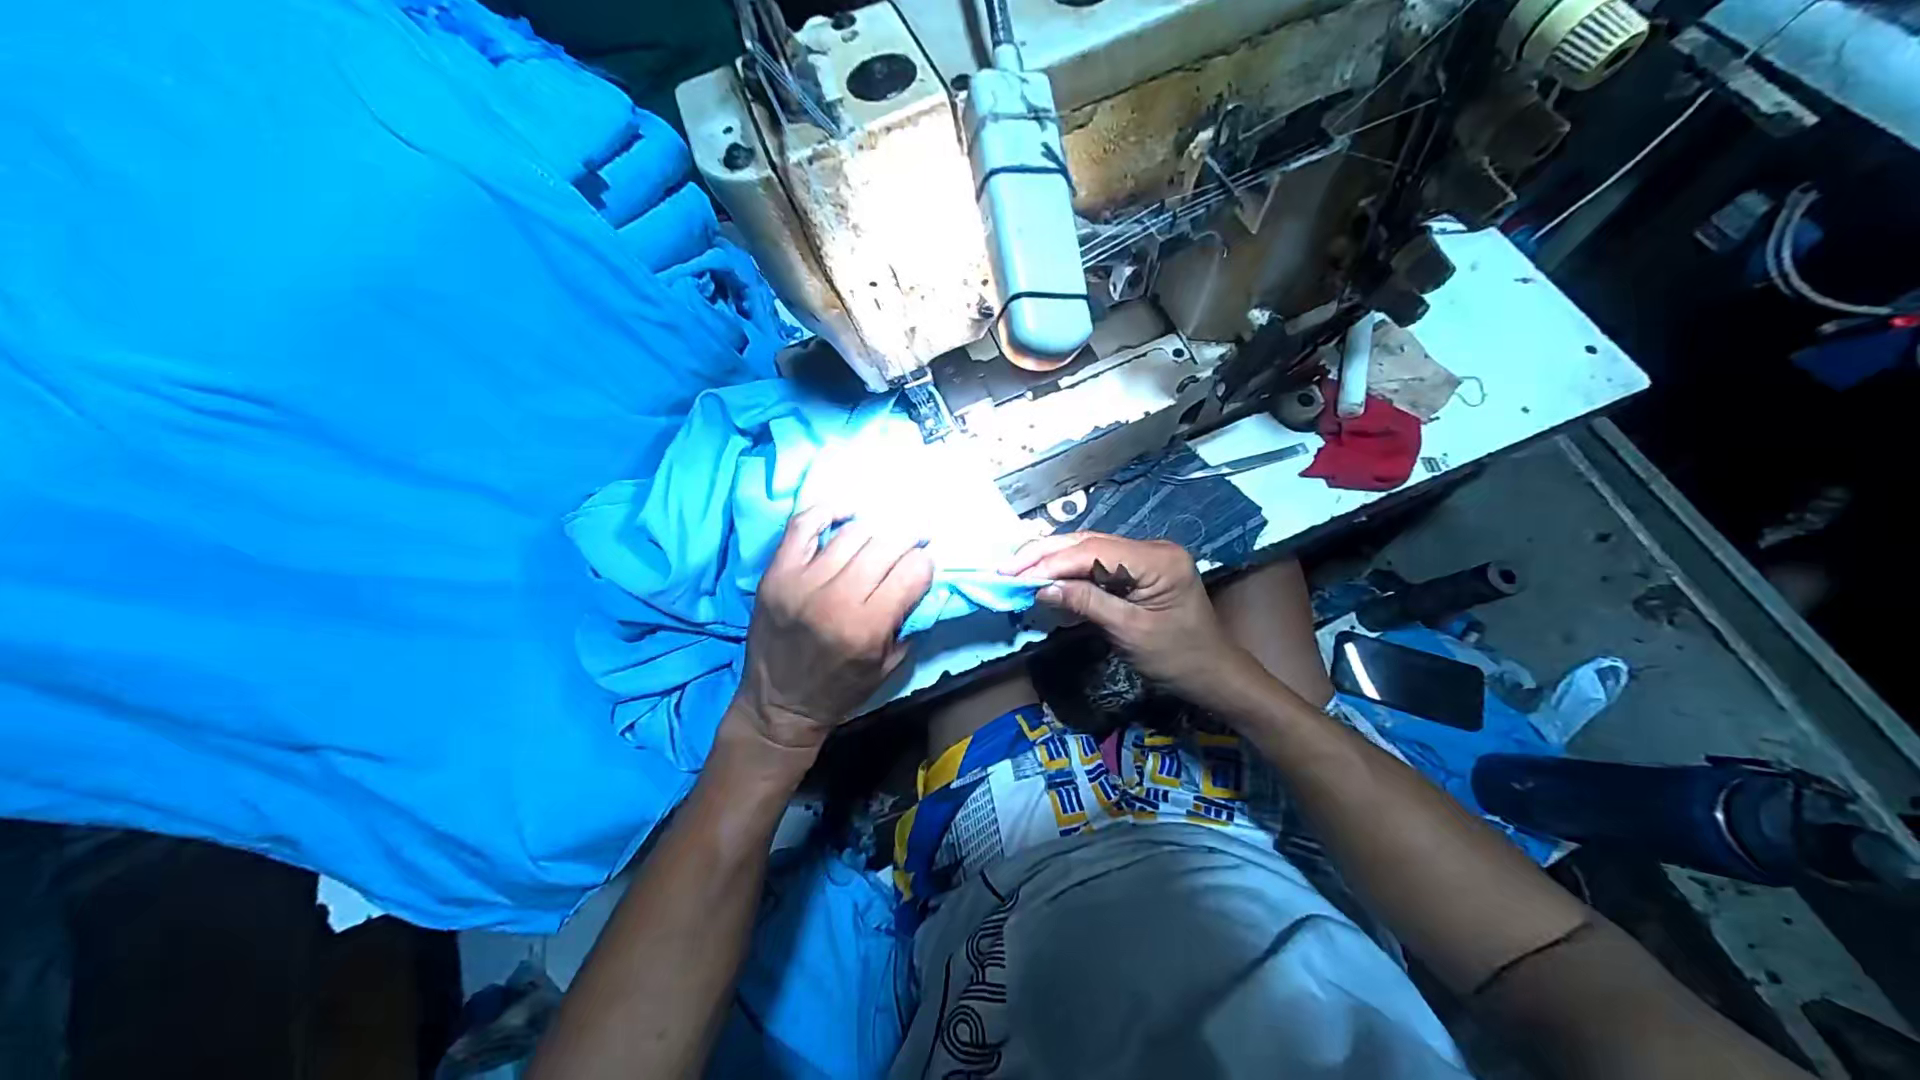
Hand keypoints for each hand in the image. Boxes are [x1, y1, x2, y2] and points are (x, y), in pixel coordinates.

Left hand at [730, 506, 935, 758]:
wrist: (778, 705)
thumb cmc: (840, 691)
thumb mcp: (889, 666)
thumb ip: (909, 620)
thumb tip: (923, 577)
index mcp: (867, 627)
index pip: (912, 571)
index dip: (925, 563)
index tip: (923, 564)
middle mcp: (835, 599)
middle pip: (885, 545)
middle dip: (907, 539)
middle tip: (912, 542)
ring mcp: (801, 582)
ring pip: (851, 533)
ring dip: (874, 531)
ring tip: (880, 538)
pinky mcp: (776, 573)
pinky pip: (803, 525)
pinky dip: (827, 511)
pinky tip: (846, 514)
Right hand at [1003, 532, 1250, 703]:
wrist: (1212, 674)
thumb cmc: (1177, 658)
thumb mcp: (1130, 632)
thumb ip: (1087, 603)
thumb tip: (1041, 587)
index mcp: (1158, 560)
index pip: (1094, 551)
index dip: (1052, 562)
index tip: (1017, 576)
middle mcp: (1151, 548)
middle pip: (1088, 542)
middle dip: (1045, 554)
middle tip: (1007, 568)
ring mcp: (1145, 556)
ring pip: (1089, 548)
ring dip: (1052, 559)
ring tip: (1017, 569)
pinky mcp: (1138, 568)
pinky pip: (1097, 561)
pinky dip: (1068, 569)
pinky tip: (1045, 575)